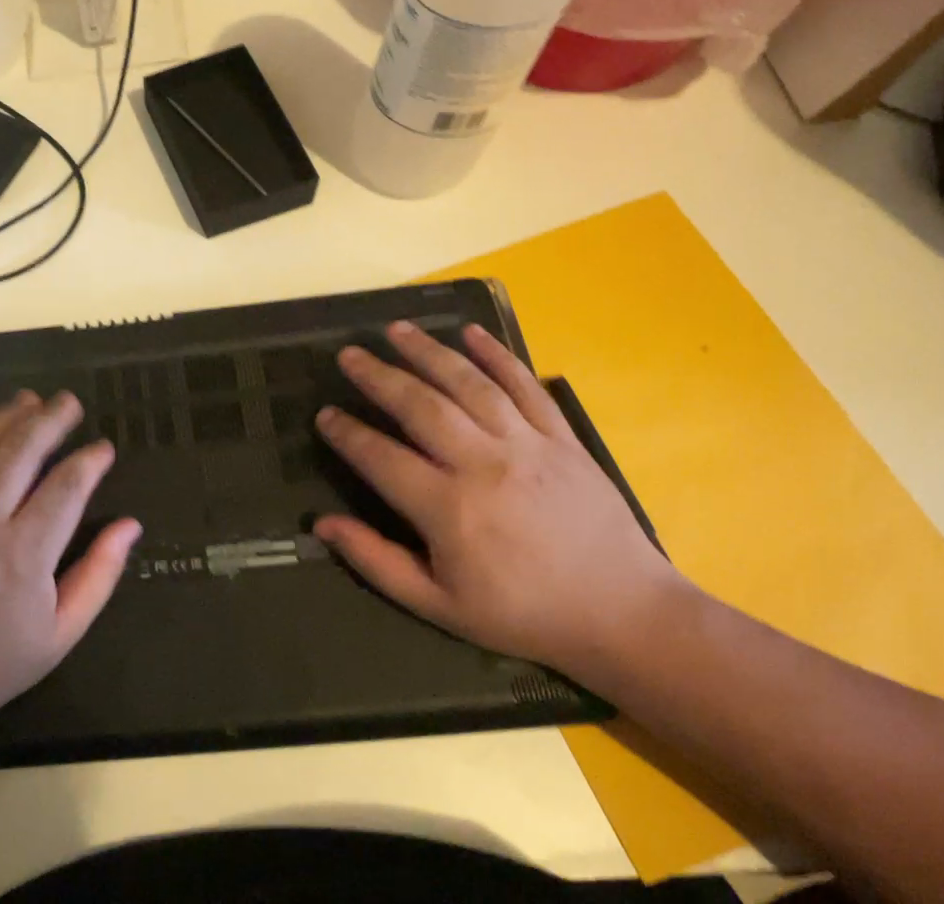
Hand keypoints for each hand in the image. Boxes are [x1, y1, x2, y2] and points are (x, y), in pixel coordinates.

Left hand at [0, 390, 140, 743]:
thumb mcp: (64, 631)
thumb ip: (100, 574)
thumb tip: (130, 524)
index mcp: (25, 555)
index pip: (65, 486)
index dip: (89, 460)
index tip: (104, 448)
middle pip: (19, 451)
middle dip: (49, 419)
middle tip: (69, 403)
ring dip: (4, 416)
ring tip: (28, 400)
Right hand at [312, 320, 687, 674]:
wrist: (621, 612)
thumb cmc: (521, 613)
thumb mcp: (438, 605)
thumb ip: (376, 561)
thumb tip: (323, 525)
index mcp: (447, 508)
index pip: (381, 457)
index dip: (347, 434)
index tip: (324, 415)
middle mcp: (482, 464)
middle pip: (420, 406)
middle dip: (379, 376)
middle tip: (349, 354)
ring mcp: (527, 445)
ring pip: (469, 384)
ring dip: (429, 352)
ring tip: (397, 329)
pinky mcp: (562, 438)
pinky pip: (525, 386)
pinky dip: (498, 356)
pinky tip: (472, 332)